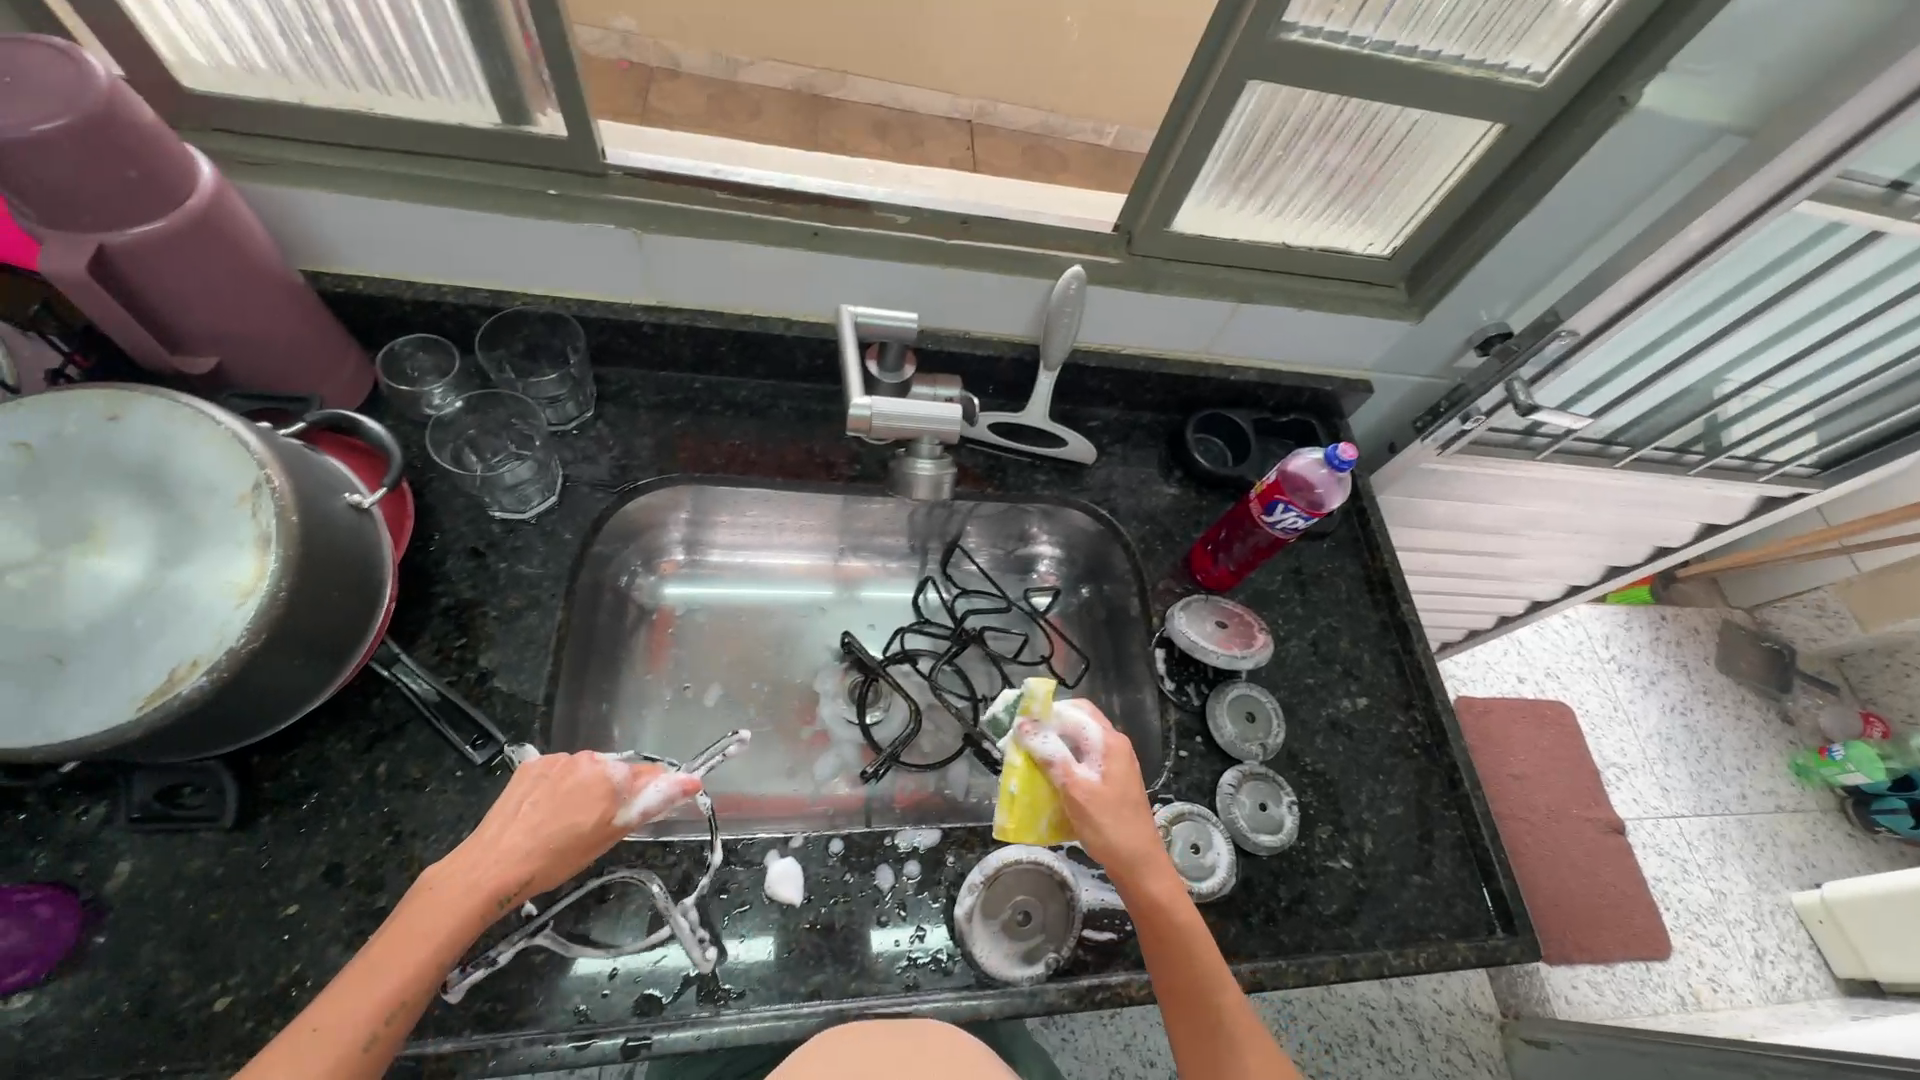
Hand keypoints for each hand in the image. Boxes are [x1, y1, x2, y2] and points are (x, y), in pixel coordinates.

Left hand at [439, 752, 701, 912]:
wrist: (492, 865)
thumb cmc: (558, 858)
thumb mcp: (611, 835)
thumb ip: (653, 803)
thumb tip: (690, 781)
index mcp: (613, 775)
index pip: (650, 775)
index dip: (653, 793)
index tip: (650, 810)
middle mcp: (589, 758)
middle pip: (617, 771)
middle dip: (616, 792)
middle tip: (600, 826)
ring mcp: (558, 759)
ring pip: (588, 771)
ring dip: (588, 788)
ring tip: (568, 822)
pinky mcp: (533, 764)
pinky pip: (560, 770)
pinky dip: (561, 786)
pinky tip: (547, 812)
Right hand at [1013, 699, 1169, 886]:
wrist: (1139, 865)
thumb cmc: (1109, 826)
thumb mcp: (1075, 789)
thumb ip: (1050, 755)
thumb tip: (1023, 725)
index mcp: (1110, 742)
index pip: (1077, 709)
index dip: (1049, 711)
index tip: (1022, 721)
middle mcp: (1114, 747)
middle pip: (1078, 725)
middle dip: (1049, 729)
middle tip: (1021, 740)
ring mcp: (1113, 766)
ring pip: (1079, 745)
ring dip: (1054, 748)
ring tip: (1027, 757)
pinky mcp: (1110, 783)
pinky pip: (1083, 763)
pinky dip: (1064, 765)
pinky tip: (1046, 778)